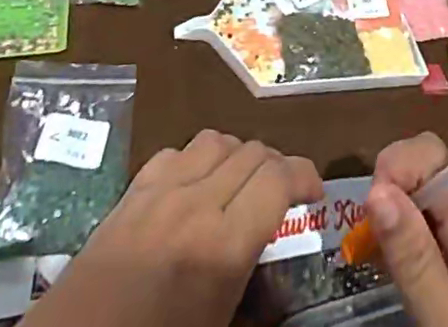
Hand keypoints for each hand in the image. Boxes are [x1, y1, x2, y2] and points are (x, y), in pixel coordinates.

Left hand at [18, 129, 322, 326]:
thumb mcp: (219, 323)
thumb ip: (255, 286)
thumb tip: (278, 268)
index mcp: (222, 246)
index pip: (278, 178)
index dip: (305, 176)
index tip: (314, 194)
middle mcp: (195, 203)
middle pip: (252, 152)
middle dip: (277, 166)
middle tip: (283, 194)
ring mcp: (160, 189)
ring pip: (217, 140)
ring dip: (240, 155)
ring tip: (243, 183)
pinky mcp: (132, 189)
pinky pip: (178, 151)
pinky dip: (198, 159)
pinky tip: (195, 186)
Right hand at [366, 132, 447, 326]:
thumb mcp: (446, 323)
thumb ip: (411, 255)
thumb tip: (375, 189)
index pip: (426, 151)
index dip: (391, 173)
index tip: (372, 223)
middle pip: (431, 167)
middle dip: (396, 198)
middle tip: (382, 256)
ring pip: (440, 187)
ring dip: (411, 216)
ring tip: (405, 273)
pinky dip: (432, 228)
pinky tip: (431, 274)